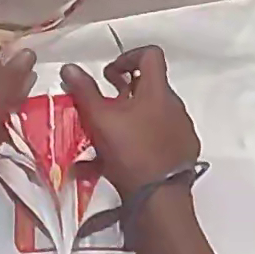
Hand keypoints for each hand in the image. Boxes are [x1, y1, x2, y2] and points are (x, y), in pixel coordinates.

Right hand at [60, 47, 199, 196]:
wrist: (159, 198)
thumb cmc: (129, 152)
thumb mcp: (99, 119)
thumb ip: (84, 91)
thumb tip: (69, 67)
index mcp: (158, 91)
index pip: (150, 55)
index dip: (127, 57)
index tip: (109, 75)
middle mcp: (175, 105)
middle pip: (151, 85)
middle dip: (126, 90)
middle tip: (105, 105)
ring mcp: (183, 128)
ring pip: (156, 110)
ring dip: (135, 113)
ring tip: (114, 133)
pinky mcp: (185, 149)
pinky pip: (164, 132)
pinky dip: (146, 134)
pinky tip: (130, 152)